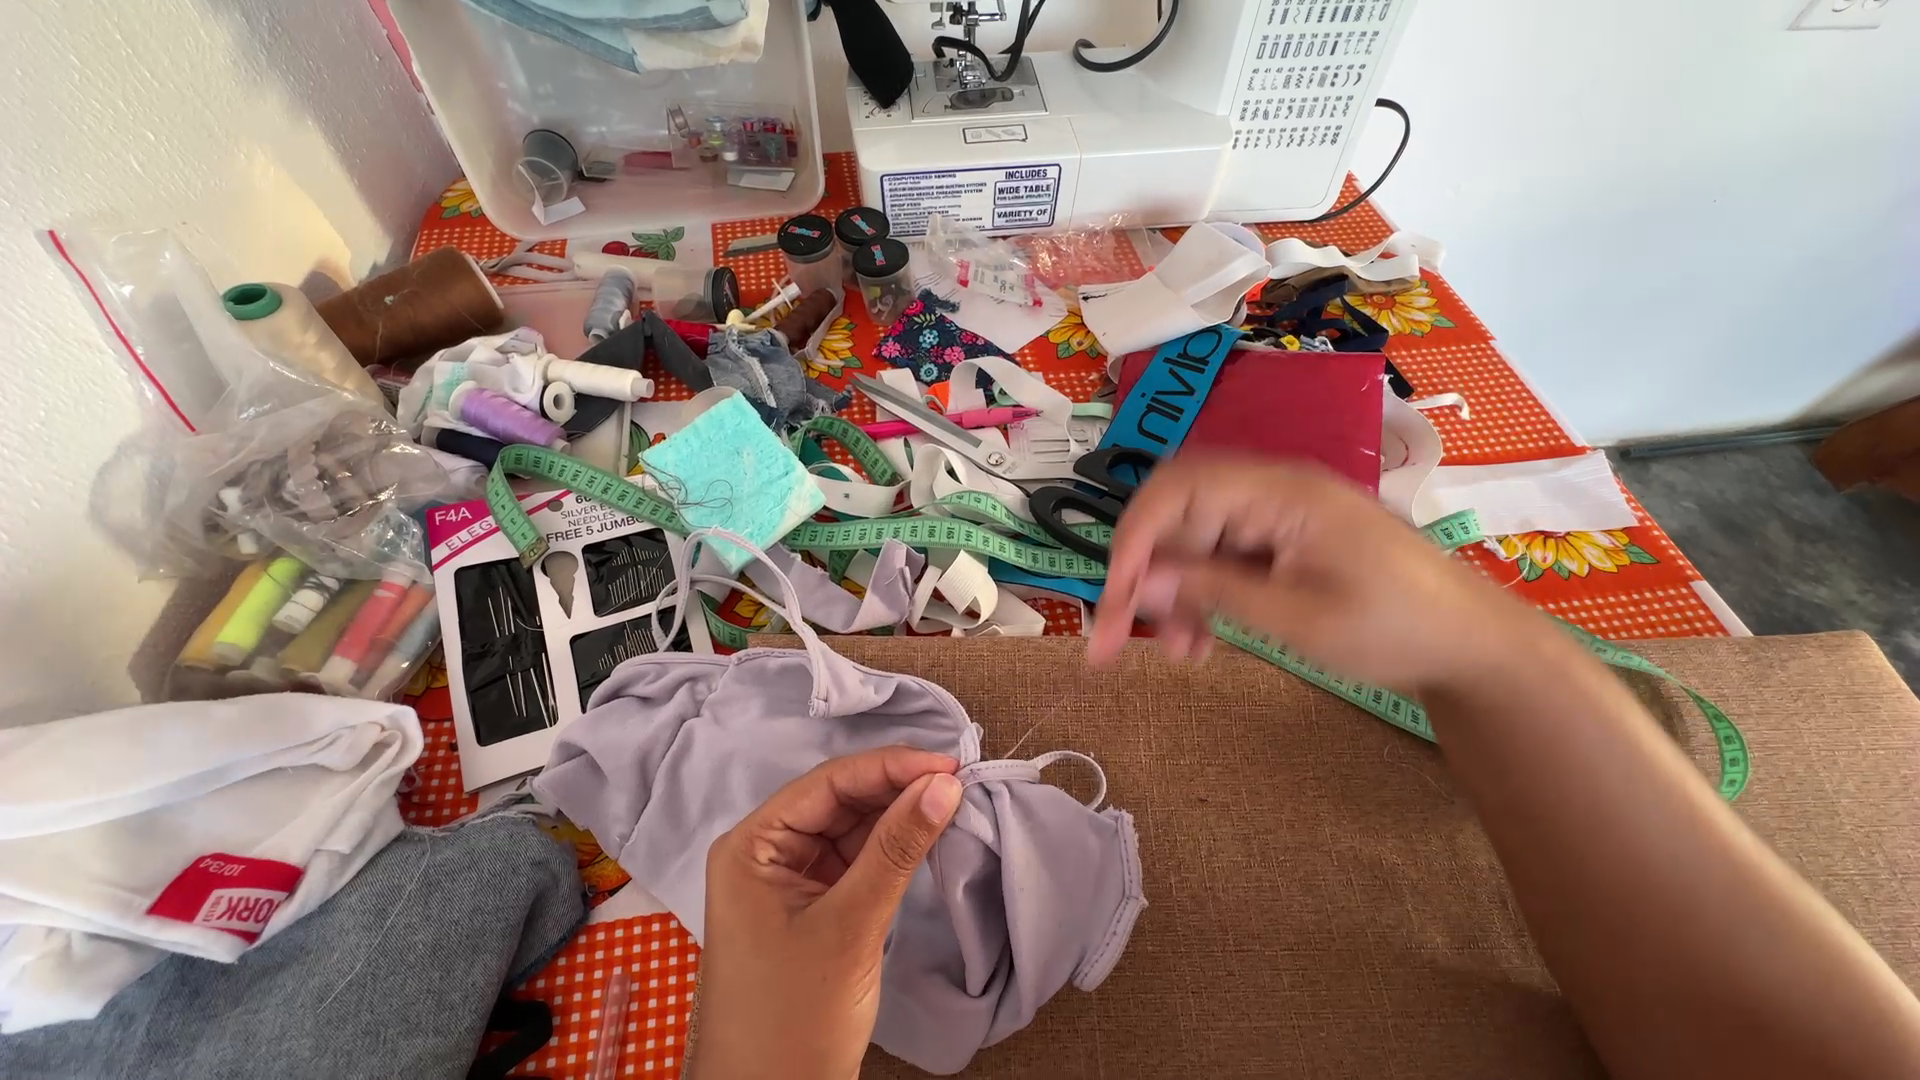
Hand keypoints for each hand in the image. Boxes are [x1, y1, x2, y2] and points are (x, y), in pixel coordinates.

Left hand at [686, 747, 963, 1079]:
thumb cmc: (793, 1017)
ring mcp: (792, 880)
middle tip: (957, 780)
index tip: (948, 764)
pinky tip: (927, 834)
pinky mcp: (816, 906)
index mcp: (754, 845)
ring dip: (899, 816)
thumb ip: (897, 849)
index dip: (889, 767)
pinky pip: (858, 860)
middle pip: (841, 801)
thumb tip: (944, 784)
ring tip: (951, 800)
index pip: (829, 784)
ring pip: (853, 828)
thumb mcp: (849, 925)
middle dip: (897, 788)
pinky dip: (893, 848)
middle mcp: (769, 852)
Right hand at [1087, 454, 1533, 694]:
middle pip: (1178, 515)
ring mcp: (1277, 516)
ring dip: (1174, 593)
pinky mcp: (1282, 542)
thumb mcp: (1298, 620)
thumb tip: (1141, 580)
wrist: (1471, 645)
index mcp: (1280, 492)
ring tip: (1177, 652)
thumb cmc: (1396, 630)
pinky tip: (1201, 641)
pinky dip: (1203, 597)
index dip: (1134, 540)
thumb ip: (1214, 593)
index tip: (1116, 601)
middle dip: (1145, 573)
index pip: (1177, 491)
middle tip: (1120, 636)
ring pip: (1194, 541)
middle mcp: (1271, 491)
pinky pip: (1222, 559)